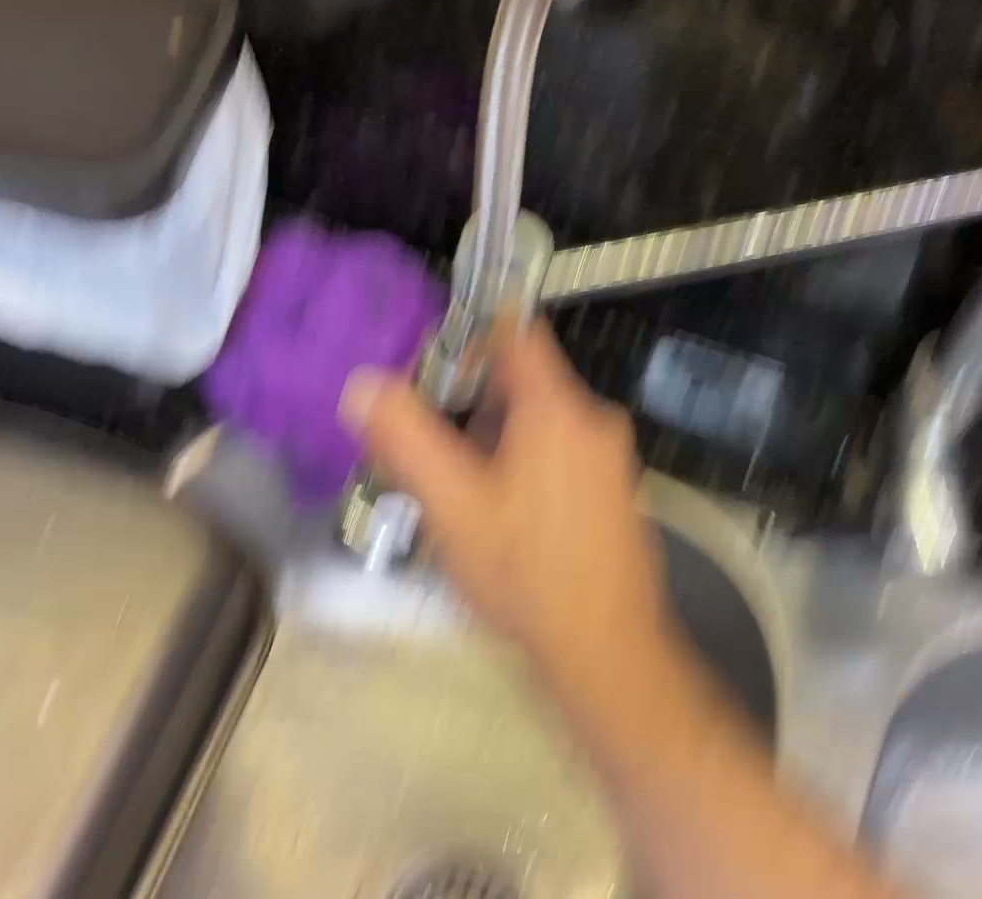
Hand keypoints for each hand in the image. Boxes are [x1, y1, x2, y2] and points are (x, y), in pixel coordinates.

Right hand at [339, 321, 669, 679]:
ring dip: (496, 444)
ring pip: (542, 426)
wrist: (606, 646)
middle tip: (432, 457)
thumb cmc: (526, 574)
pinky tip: (505, 521)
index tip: (430, 375)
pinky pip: (564, 456)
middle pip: (524, 386)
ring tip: (462, 497)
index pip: (515, 335)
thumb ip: (406, 440)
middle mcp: (595, 420)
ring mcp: (613, 457)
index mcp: (559, 409)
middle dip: (472, 410)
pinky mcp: (617, 490)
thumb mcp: (453, 508)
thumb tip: (364, 385)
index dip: (468, 342)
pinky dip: (528, 467)